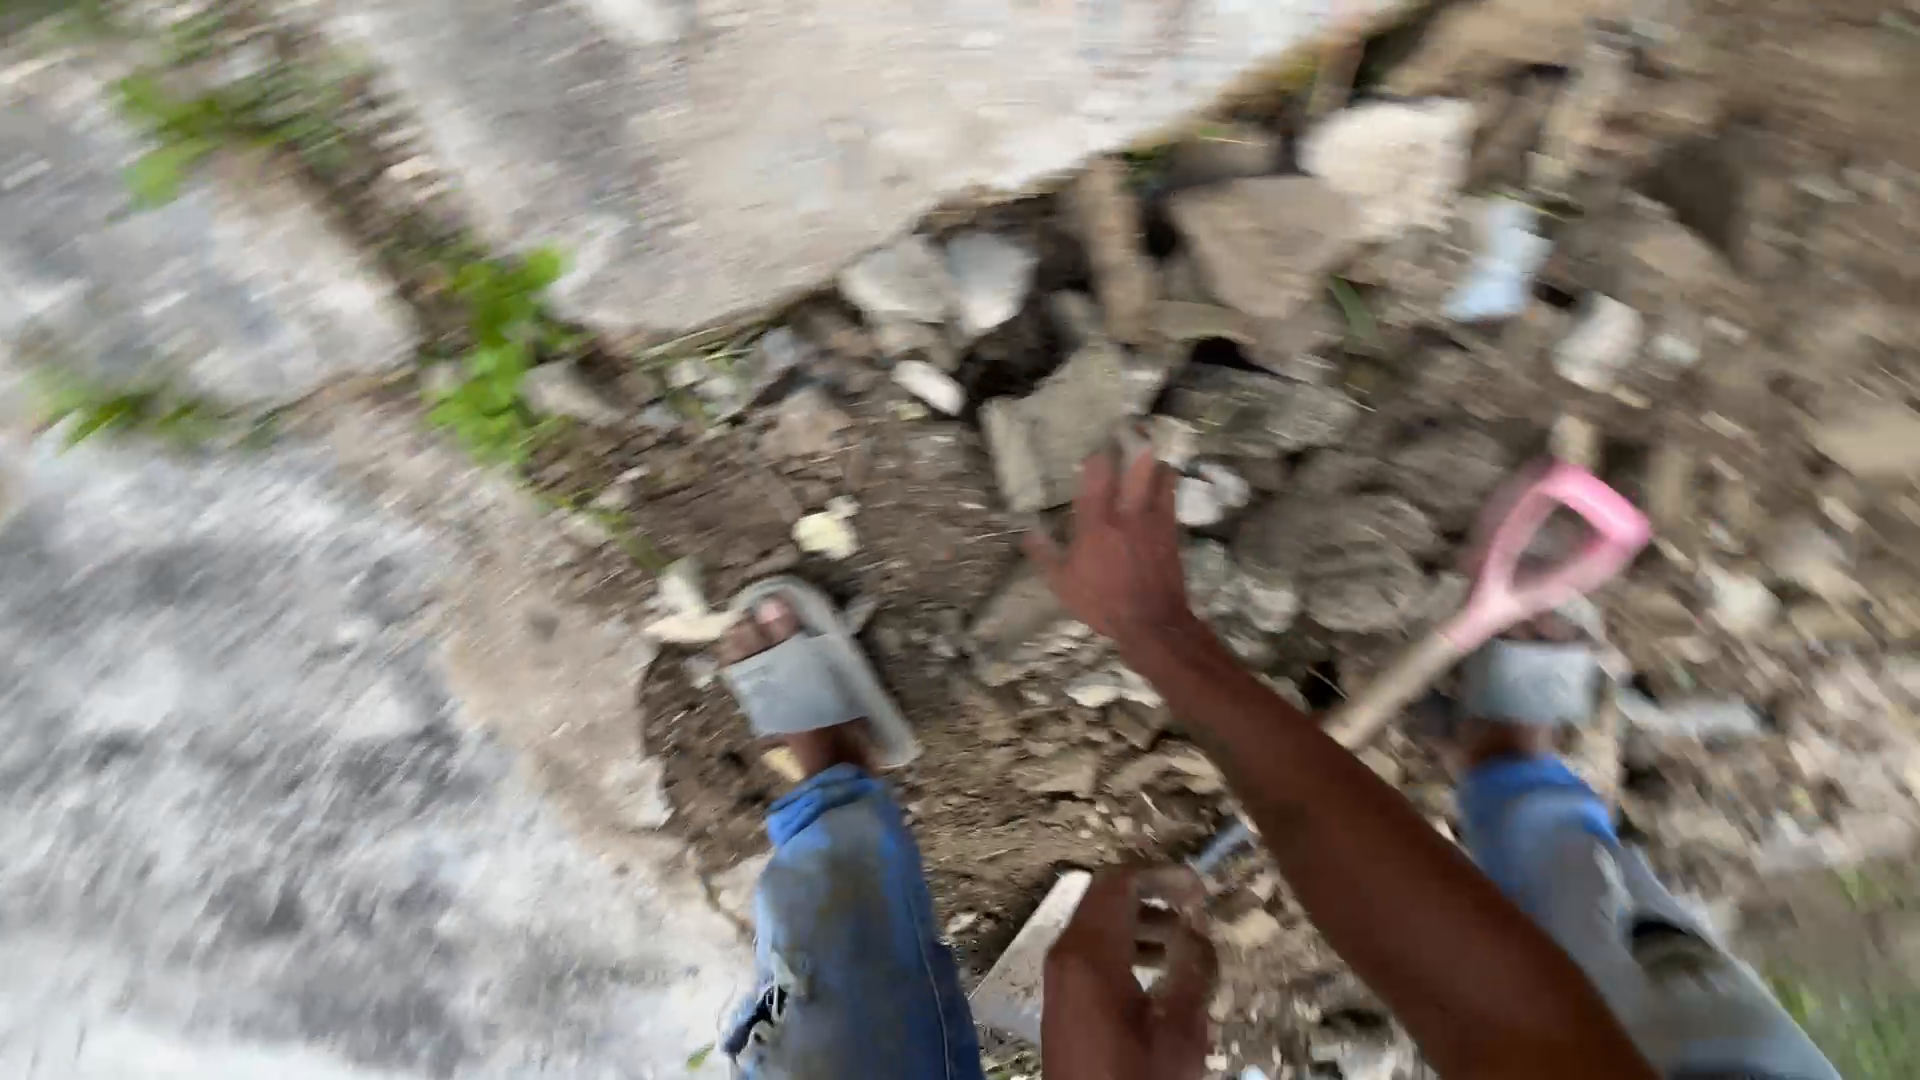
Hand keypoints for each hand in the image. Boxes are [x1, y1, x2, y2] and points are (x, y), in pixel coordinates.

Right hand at [1023, 445, 1196, 652]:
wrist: (1152, 622)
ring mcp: (1155, 520)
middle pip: (1139, 463)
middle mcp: (1128, 514)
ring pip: (1162, 475)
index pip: (1097, 474)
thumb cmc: (1102, 603)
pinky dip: (1167, 486)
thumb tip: (1026, 532)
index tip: (1093, 451)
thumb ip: (1044, 554)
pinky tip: (1163, 485)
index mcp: (1097, 524)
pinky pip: (1172, 498)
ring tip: (1148, 457)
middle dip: (1136, 442)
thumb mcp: (1062, 583)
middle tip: (1131, 431)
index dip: (1096, 456)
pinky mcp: (1173, 532)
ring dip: (1155, 462)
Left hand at [1043, 866, 1218, 1079]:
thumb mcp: (1179, 1032)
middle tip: (1195, 906)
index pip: (1118, 882)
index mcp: (1089, 951)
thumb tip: (1198, 928)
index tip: (1199, 886)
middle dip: (1152, 894)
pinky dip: (1125, 944)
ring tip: (1185, 940)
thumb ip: (1193, 970)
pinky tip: (1159, 969)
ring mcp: (1059, 972)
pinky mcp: (1063, 994)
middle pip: (1105, 897)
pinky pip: (1092, 948)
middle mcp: (1066, 950)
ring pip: (1099, 922)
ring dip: (1141, 921)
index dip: (1160, 874)